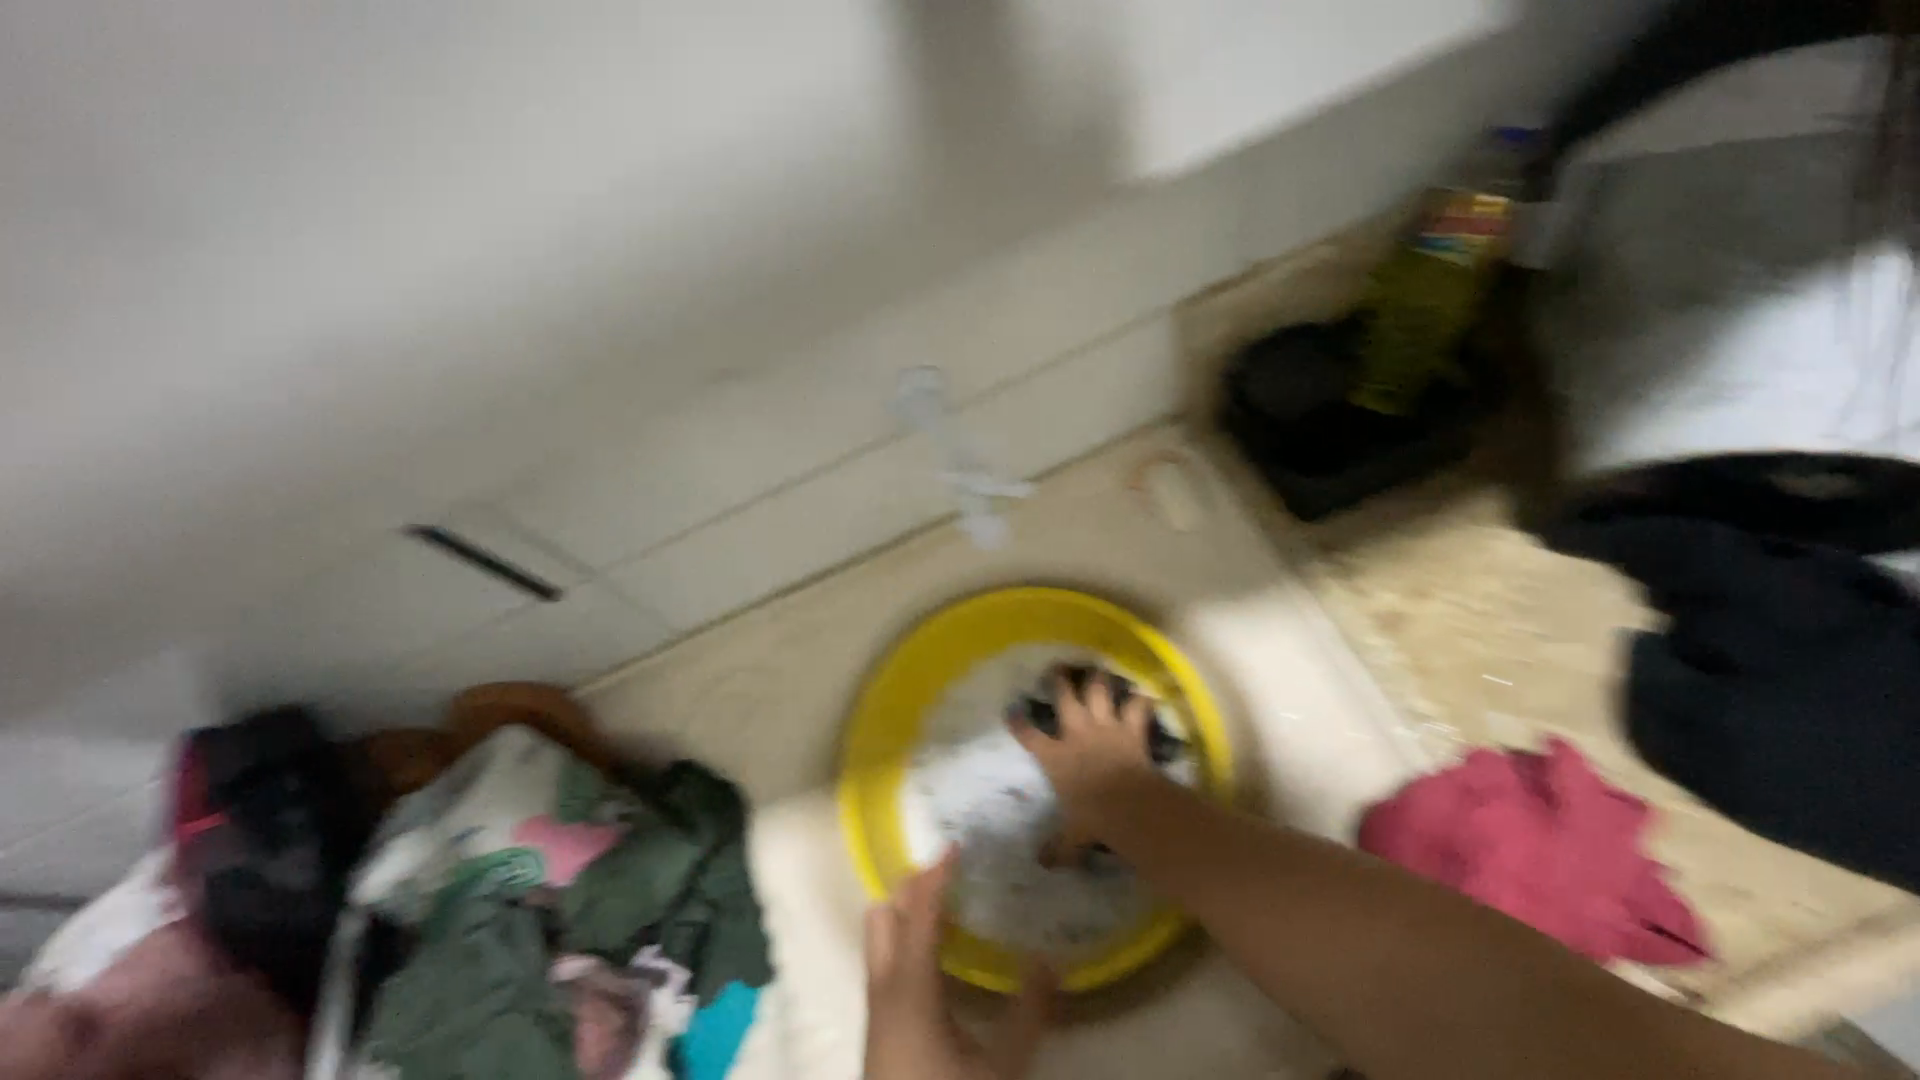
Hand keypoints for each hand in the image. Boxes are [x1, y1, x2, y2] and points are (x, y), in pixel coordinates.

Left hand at [863, 854, 1054, 1079]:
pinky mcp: (877, 1026)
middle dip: (913, 887)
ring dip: (907, 915)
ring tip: (949, 910)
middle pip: (883, 914)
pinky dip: (906, 941)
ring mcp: (875, 1008)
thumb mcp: (1000, 1068)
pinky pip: (884, 963)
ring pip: (879, 939)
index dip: (935, 876)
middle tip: (951, 876)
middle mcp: (883, 989)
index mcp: (909, 989)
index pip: (918, 914)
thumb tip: (1049, 961)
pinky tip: (940, 957)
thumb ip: (1027, 1013)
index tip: (956, 846)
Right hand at [1010, 666, 1159, 854]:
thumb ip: (1058, 848)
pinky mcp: (1131, 729)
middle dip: (1059, 680)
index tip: (1012, 710)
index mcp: (1055, 757)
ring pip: (1098, 692)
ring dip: (1098, 680)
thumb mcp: (1072, 837)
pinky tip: (1146, 694)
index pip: (1030, 735)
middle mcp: (1077, 734)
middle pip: (1064, 698)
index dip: (1019, 723)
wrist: (1128, 804)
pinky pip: (1138, 708)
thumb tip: (1043, 864)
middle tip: (1057, 668)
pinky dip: (1142, 700)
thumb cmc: (1093, 818)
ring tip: (1097, 669)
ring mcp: (1105, 727)